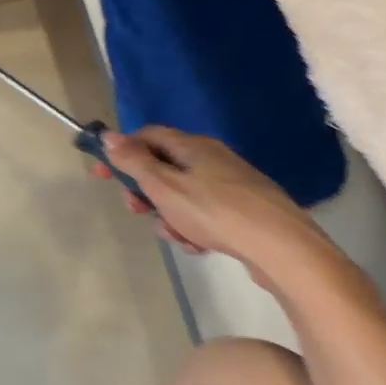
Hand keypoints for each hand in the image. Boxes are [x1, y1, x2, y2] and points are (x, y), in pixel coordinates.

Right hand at [95, 126, 342, 288]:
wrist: (283, 249)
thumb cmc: (215, 212)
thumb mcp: (163, 185)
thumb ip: (133, 160)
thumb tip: (109, 135)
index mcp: (193, 146)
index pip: (145, 135)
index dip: (119, 152)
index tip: (102, 175)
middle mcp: (213, 158)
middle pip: (162, 166)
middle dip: (143, 190)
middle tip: (137, 210)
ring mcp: (231, 184)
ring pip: (181, 194)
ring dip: (168, 214)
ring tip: (177, 235)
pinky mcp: (244, 209)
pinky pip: (203, 211)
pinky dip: (193, 226)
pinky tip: (199, 244)